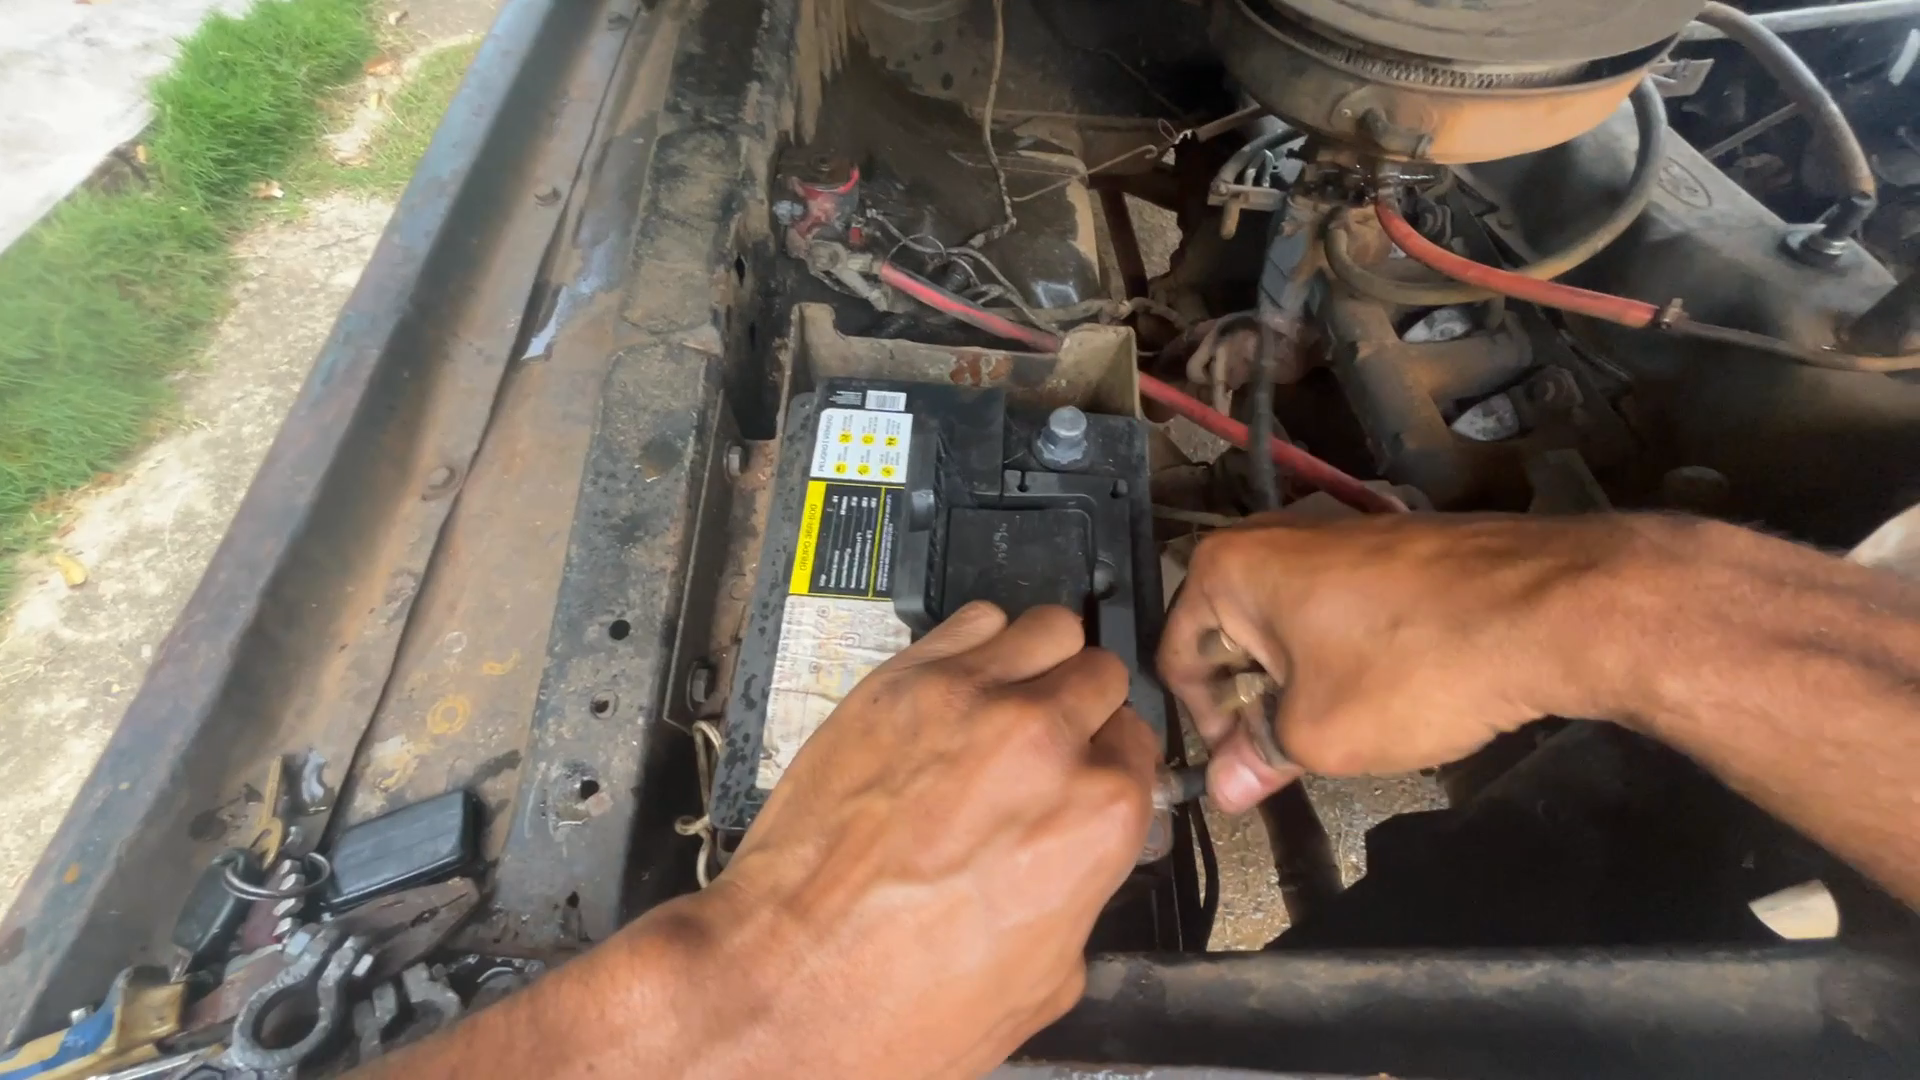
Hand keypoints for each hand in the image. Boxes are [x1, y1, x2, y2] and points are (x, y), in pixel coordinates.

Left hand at [709, 602, 1157, 1078]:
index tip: (1092, 763)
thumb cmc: (905, 998)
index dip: (1114, 758)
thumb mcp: (1046, 977)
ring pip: (1050, 628)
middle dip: (1086, 704)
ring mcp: (971, 699)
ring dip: (1044, 659)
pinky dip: (982, 642)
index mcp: (1097, 816)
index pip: (1139, 743)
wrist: (788, 975)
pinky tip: (964, 682)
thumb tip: (1083, 844)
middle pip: (1101, 673)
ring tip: (1015, 693)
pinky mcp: (905, 678)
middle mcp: (1043, 741)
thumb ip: (1085, 884)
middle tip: (1054, 731)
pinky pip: (975, 619)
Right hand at [1159, 514, 1656, 813]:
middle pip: (1225, 633)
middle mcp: (1263, 536)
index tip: (1243, 764)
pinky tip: (1377, 680)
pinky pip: (1327, 598)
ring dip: (1288, 674)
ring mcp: (1325, 530)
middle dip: (1246, 697)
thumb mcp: (1317, 734)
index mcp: (1224, 569)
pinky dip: (1331, 645)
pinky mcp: (1379, 539)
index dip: (1203, 723)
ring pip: (1277, 617)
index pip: (1177, 657)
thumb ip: (1256, 759)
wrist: (1557, 607)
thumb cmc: (1409, 668)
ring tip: (1334, 720)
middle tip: (1284, 749)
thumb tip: (1223, 791)